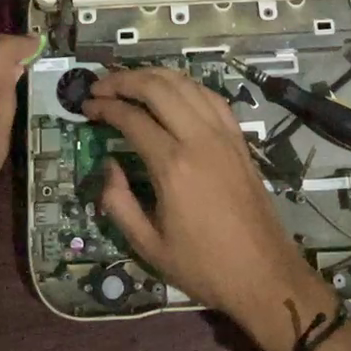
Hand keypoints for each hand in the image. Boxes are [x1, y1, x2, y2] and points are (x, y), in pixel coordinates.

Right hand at [85, 68, 338, 350]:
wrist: (264, 275)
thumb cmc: (204, 266)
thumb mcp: (148, 246)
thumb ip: (118, 203)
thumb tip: (108, 165)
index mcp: (172, 166)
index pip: (131, 118)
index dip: (104, 107)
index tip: (86, 107)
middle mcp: (199, 139)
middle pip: (157, 88)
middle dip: (124, 80)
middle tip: (101, 85)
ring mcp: (223, 135)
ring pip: (185, 84)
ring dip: (153, 75)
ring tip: (129, 81)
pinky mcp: (239, 139)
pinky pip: (211, 97)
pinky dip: (186, 85)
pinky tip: (172, 90)